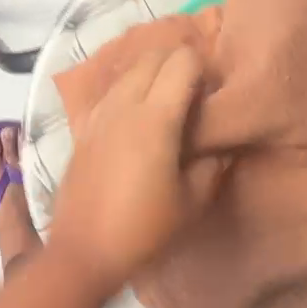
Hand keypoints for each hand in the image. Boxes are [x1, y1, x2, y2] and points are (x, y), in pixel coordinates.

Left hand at [49, 46, 220, 292]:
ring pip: (129, 69)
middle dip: (178, 61)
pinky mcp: (84, 125)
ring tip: (169, 96)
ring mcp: (100, 112)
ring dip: (152, 71)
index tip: (213, 91)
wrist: (83, 251)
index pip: (182, 62)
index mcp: (155, 118)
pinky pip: (111, 89)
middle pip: (154, 56)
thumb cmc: (143, 230)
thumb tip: (223, 145)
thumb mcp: (191, 203)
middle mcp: (124, 104)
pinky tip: (137, 111)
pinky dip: (129, 86)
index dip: (203, 67)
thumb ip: (212, 166)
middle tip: (195, 88)